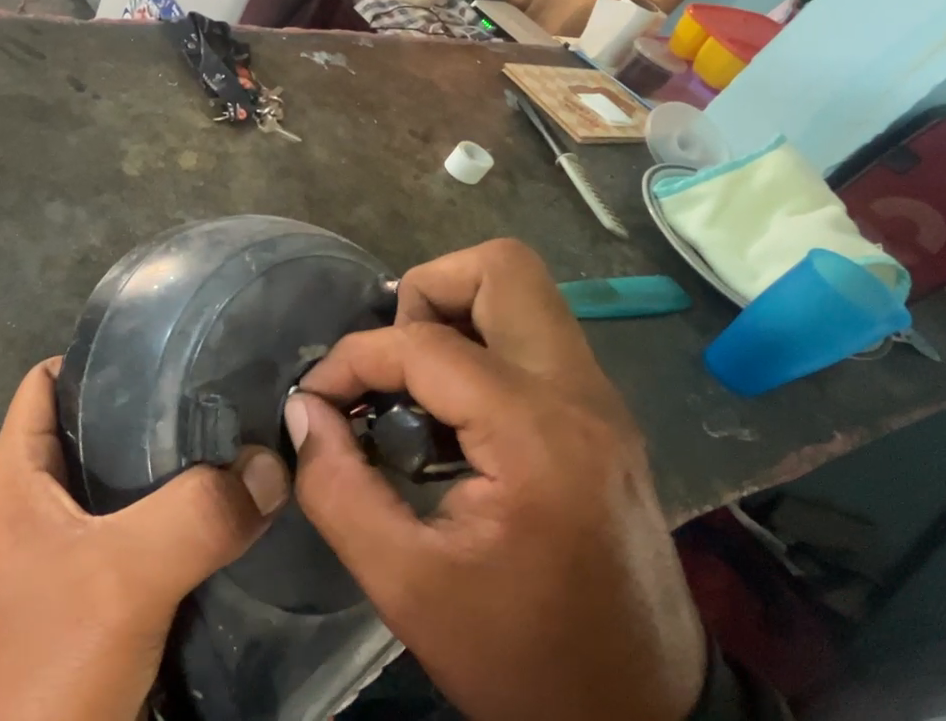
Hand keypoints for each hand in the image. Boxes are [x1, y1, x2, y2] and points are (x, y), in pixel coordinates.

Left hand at [0, 357, 290, 720]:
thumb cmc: (53, 652)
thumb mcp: (124, 574)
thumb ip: (197, 515)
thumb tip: (270, 466)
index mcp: (14, 471)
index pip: (52, 379)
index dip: (105, 358)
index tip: (174, 349)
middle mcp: (31, 497)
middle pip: (92, 426)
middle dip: (151, 410)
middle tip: (222, 397)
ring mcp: (57, 544)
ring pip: (117, 481)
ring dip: (166, 468)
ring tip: (232, 445)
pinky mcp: (85, 585)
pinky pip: (130, 529)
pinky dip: (168, 516)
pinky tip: (218, 512)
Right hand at [285, 240, 706, 720]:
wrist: (640, 717)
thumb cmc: (521, 658)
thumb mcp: (405, 585)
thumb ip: (337, 487)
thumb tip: (305, 413)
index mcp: (537, 434)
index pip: (425, 342)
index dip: (352, 359)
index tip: (316, 403)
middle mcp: (582, 396)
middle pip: (502, 269)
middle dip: (422, 294)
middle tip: (385, 366)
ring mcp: (602, 404)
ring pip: (523, 298)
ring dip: (452, 319)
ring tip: (409, 390)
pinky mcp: (603, 422)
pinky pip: (533, 342)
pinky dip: (478, 352)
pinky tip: (446, 422)